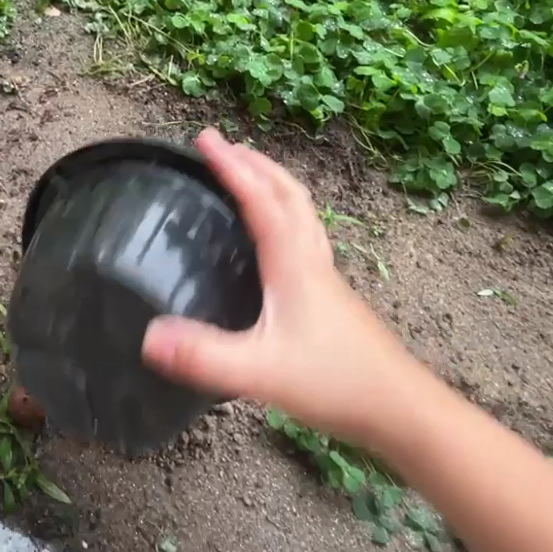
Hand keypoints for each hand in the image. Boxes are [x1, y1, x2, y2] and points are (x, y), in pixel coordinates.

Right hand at [141, 128, 432, 445]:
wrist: (404, 413)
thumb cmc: (337, 383)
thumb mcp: (263, 373)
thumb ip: (206, 357)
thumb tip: (148, 337)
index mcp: (294, 263)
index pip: (260, 200)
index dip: (231, 167)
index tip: (204, 138)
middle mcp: (310, 259)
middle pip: (287, 194)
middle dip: (254, 163)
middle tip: (221, 145)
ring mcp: (325, 277)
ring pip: (300, 212)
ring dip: (271, 183)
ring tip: (246, 173)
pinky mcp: (331, 296)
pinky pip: (303, 235)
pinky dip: (283, 214)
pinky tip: (272, 239)